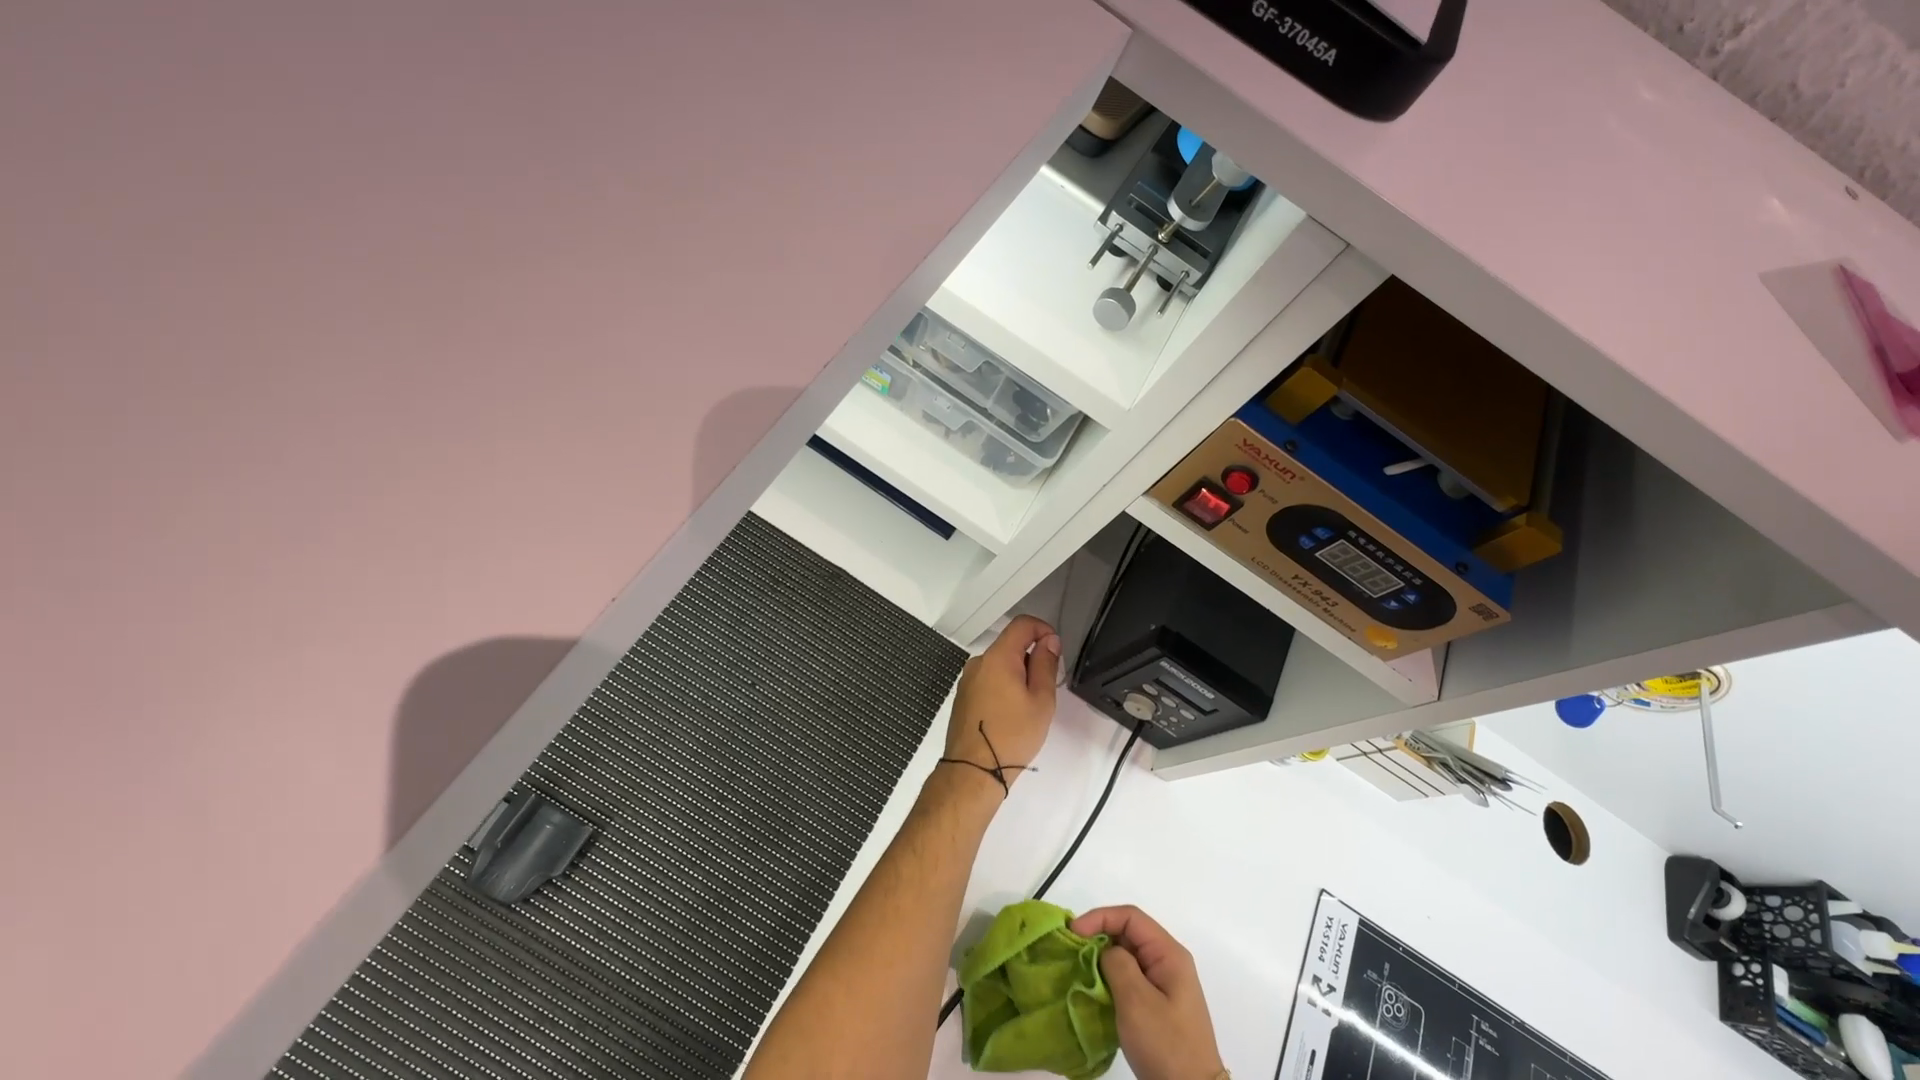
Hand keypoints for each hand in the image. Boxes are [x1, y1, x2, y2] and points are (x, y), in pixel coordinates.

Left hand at [941, 615, 1059, 791]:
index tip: (1055, 649)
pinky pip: (988, 680)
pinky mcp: (963, 697)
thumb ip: (1046, 664)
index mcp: (998, 658)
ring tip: (1028, 707)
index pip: (1022, 624)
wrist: (973, 770)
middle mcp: (978, 663)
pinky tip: (1010, 714)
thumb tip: (1049, 641)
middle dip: (1031, 658)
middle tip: (1045, 688)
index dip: (1043, 629)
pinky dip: (1003, 687)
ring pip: (999, 665)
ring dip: (1017, 675)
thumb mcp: (1041, 700)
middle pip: (1010, 645)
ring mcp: (967, 680)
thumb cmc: (1012, 736)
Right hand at [1071, 906, 1223, 1079]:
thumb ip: (1118, 964)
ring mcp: (1162, 983)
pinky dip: (1107, 978)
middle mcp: (1167, 962)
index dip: (1099, 917)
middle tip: (1070, 952)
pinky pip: (1128, 978)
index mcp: (1169, 954)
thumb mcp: (1137, 1001)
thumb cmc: (1166, 1044)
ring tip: (1076, 970)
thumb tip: (1105, 951)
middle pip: (1128, 933)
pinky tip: (1092, 991)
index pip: (1130, 917)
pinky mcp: (1155, 1004)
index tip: (1073, 934)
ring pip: (1126, 956)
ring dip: (1100, 959)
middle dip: (1097, 936)